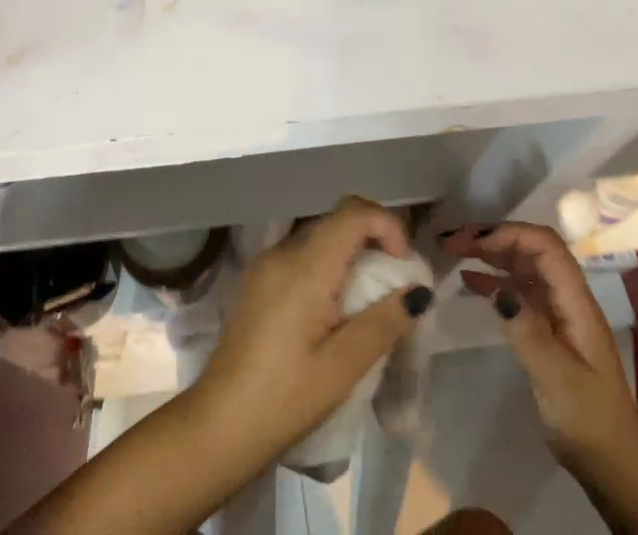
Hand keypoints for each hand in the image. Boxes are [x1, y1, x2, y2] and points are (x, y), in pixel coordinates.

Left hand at [191, 198, 434, 461]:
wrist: (220, 425)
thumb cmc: (285, 397)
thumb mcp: (343, 365)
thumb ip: (383, 321)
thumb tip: (418, 290)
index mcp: (304, 267)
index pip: (353, 212)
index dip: (388, 226)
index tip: (404, 266)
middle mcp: (281, 254)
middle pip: (336, 220)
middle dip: (374, 239)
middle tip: (395, 284)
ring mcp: (265, 267)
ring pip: (320, 237)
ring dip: (352, 254)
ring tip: (371, 300)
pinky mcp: (258, 284)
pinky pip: (302, 257)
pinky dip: (330, 268)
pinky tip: (337, 311)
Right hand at [439, 222, 637, 470]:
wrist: (610, 460)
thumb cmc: (587, 418)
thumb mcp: (556, 378)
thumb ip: (528, 332)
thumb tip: (498, 291)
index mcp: (576, 303)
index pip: (545, 247)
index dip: (508, 235)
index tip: (469, 241)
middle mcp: (567, 299)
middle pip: (531, 251)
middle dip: (492, 237)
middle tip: (449, 240)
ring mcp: (556, 314)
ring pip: (522, 268)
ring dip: (489, 254)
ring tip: (451, 250)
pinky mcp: (544, 331)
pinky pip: (517, 293)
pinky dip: (492, 280)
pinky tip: (467, 280)